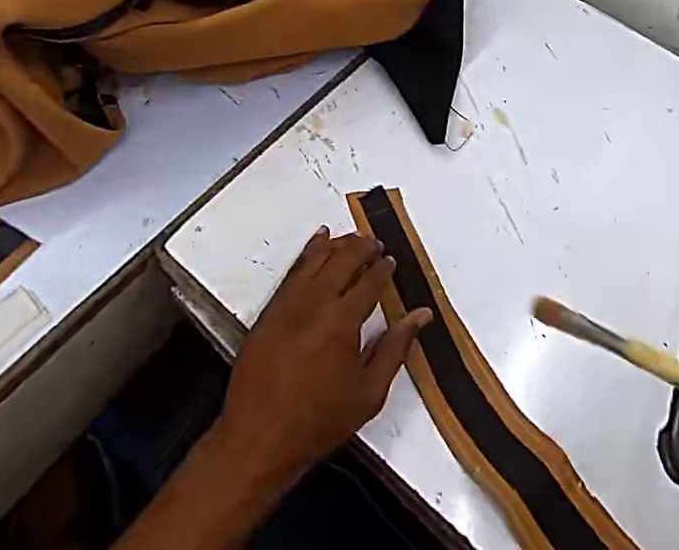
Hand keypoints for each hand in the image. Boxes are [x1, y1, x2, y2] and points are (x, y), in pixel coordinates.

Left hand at [214, 227, 432, 478]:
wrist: (258, 438)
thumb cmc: (317, 421)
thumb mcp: (368, 392)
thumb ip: (396, 348)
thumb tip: (420, 315)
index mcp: (342, 321)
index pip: (370, 281)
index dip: (383, 268)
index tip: (390, 263)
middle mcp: (315, 303)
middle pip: (344, 259)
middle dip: (363, 248)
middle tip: (375, 246)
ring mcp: (289, 302)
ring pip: (317, 258)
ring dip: (338, 244)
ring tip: (353, 240)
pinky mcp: (271, 309)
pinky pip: (293, 269)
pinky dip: (308, 251)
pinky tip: (317, 241)